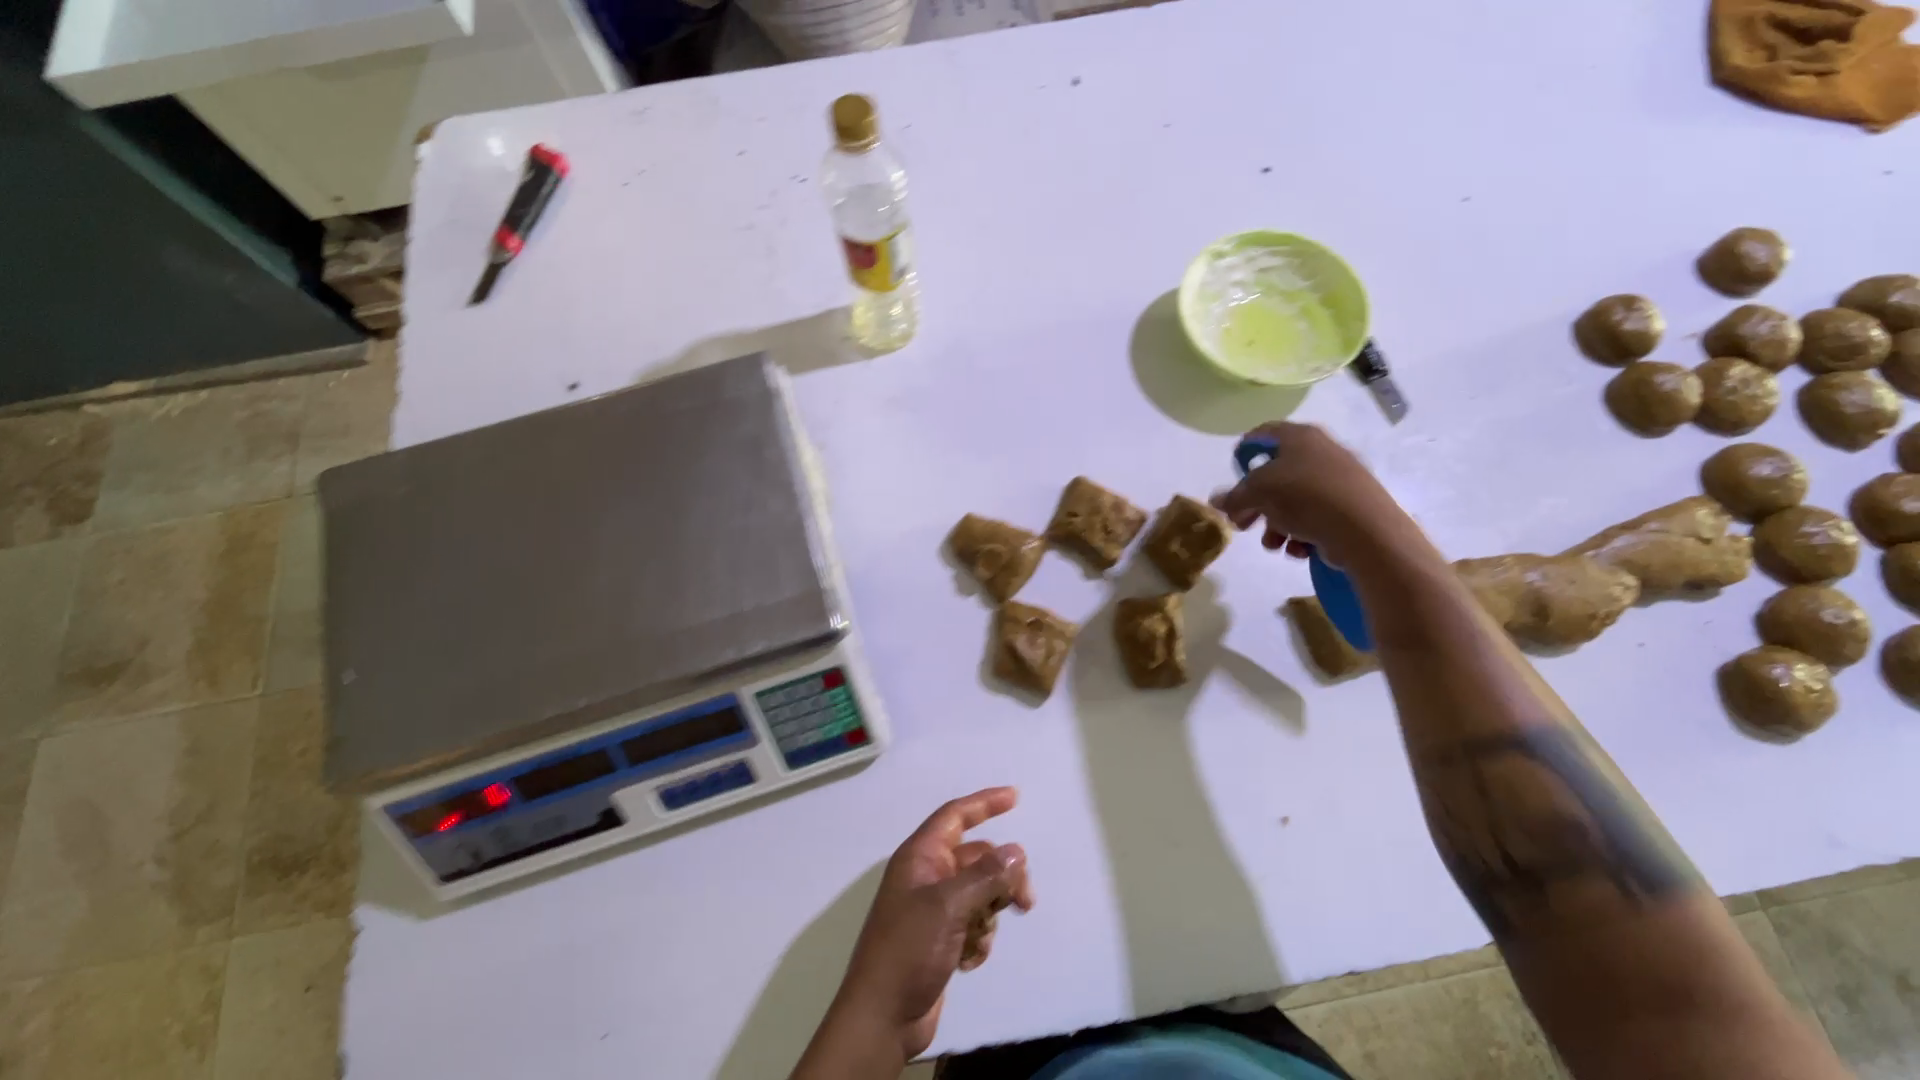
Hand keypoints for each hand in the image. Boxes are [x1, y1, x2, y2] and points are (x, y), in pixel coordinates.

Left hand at [832, 787, 1033, 1060]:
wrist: (884, 1016)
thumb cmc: (908, 950)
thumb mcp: (948, 906)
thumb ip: (986, 875)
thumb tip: (1016, 851)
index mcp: (919, 857)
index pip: (955, 816)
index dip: (984, 803)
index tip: (1016, 796)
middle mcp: (926, 877)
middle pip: (977, 858)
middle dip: (1002, 876)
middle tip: (1024, 901)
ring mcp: (933, 910)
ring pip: (980, 893)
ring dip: (989, 914)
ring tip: (979, 938)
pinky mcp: (941, 939)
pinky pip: (975, 924)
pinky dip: (979, 939)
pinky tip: (969, 960)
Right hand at [1212, 422, 1407, 567]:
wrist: (1364, 528)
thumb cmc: (1304, 497)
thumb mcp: (1257, 493)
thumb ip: (1233, 496)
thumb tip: (1216, 500)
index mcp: (1299, 437)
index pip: (1263, 434)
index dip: (1244, 453)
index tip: (1233, 477)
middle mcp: (1320, 452)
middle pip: (1277, 475)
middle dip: (1257, 504)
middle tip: (1244, 524)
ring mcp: (1338, 479)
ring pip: (1294, 501)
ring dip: (1277, 525)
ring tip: (1274, 544)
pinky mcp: (1350, 507)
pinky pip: (1316, 516)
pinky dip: (1302, 533)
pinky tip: (1299, 549)